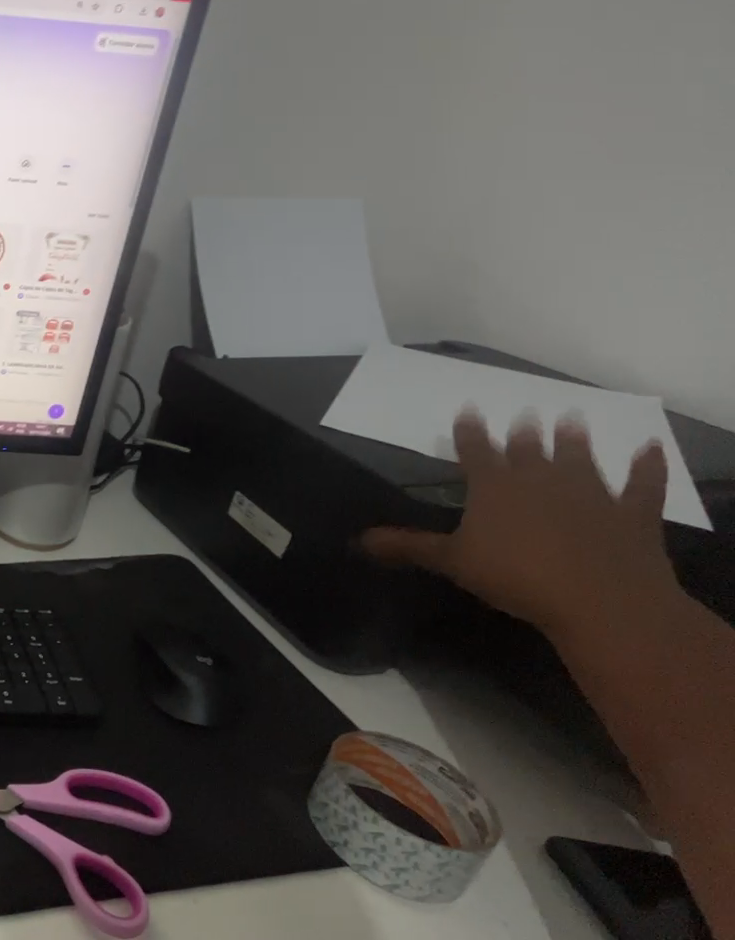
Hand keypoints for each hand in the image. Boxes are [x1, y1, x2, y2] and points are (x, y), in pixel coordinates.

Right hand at [362, 408, 680, 640]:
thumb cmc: (515, 576)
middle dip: (523, 431)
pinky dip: (648, 466)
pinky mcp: (632, 512)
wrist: (601, 600)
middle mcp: (540, 479)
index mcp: (493, 486)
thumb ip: (408, 546)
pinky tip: (651, 449)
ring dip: (574, 439)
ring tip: (571, 420)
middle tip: (525, 414)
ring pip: (579, 458)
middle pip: (528, 449)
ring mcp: (590, 493)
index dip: (468, 431)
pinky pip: (642, 484)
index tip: (467, 410)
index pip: (475, 451)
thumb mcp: (451, 562)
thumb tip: (360, 539)